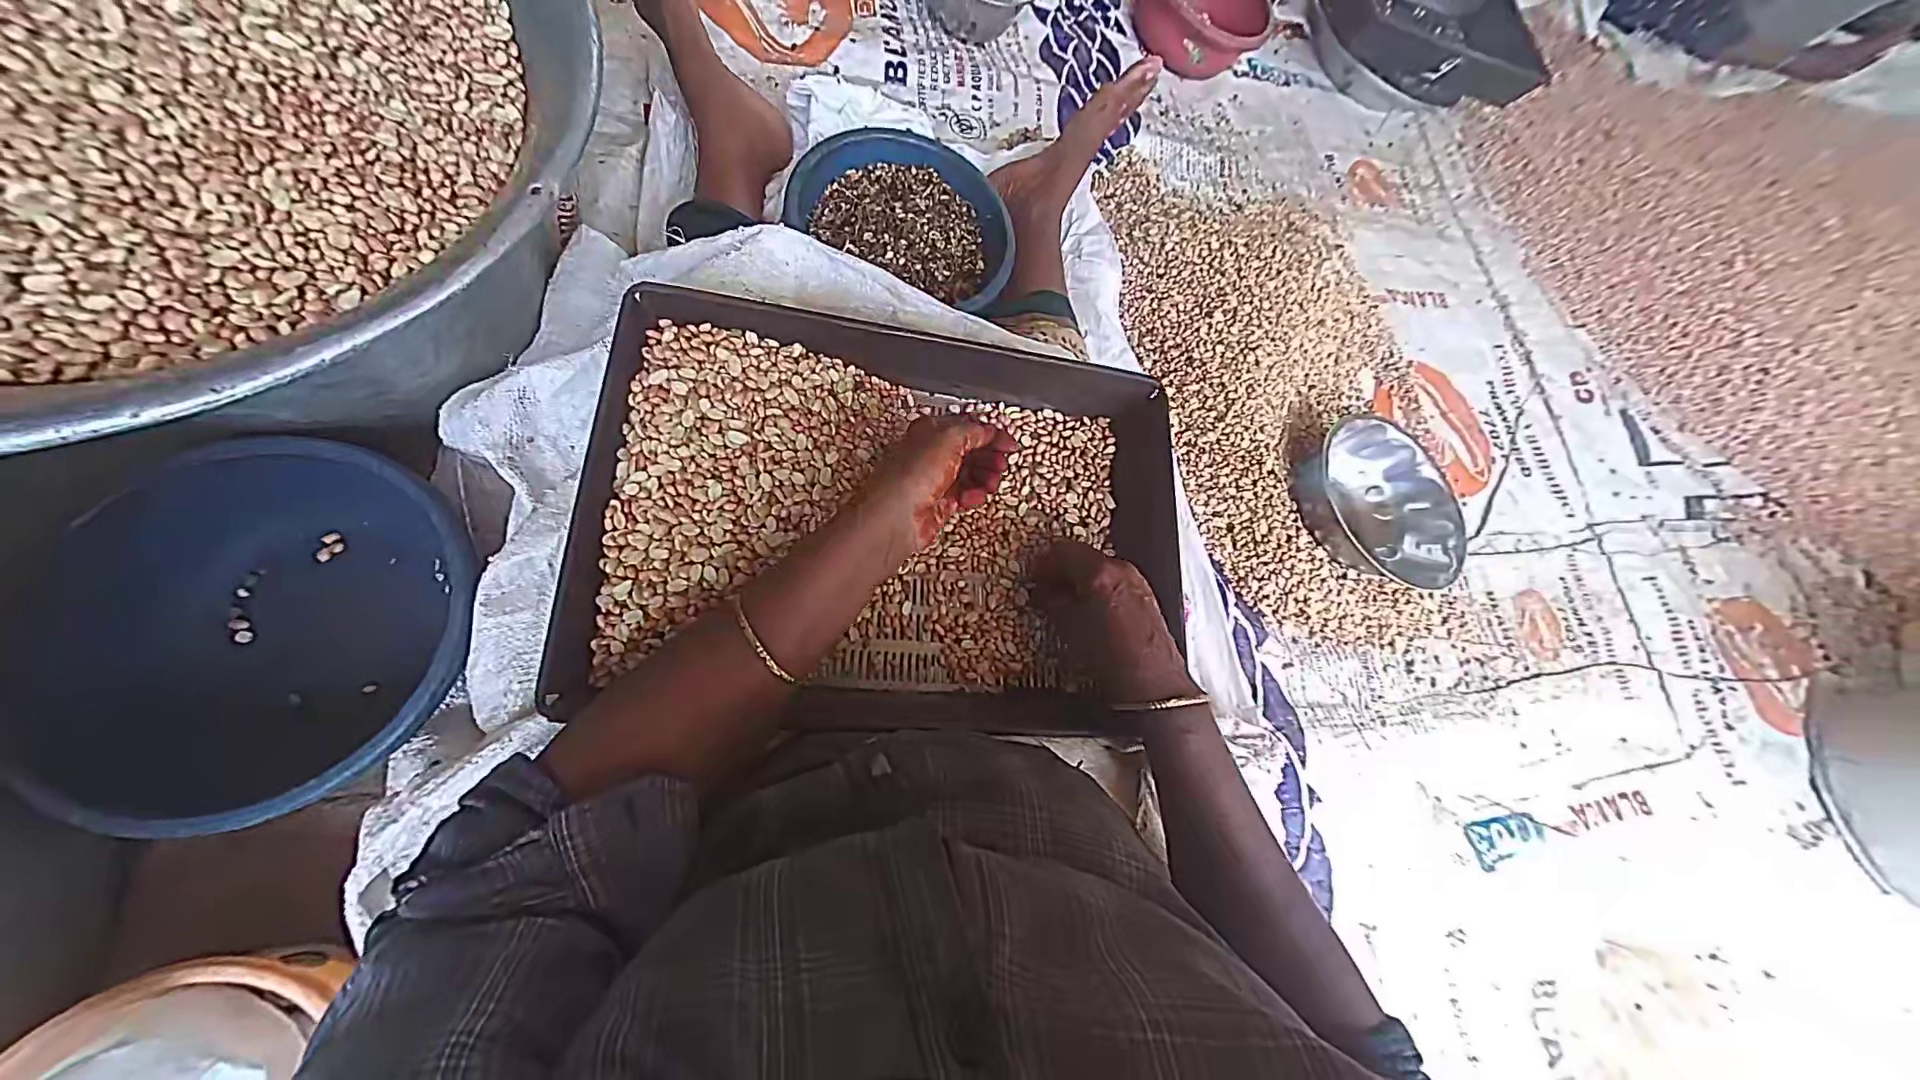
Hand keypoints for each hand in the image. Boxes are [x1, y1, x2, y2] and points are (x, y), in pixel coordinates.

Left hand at [859, 414, 1014, 553]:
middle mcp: (932, 453)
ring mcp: (936, 479)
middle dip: (990, 457)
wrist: (897, 515)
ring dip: (986, 477)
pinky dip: (974, 495)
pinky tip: (972, 497)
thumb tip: (989, 430)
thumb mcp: (950, 438)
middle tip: (1001, 464)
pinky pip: (965, 494)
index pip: (968, 427)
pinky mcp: (940, 502)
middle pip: (972, 451)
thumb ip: (974, 430)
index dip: (991, 434)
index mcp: (931, 430)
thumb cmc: (911, 475)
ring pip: (971, 474)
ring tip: (991, 483)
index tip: (1009, 443)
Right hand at [1030, 540, 1199, 705]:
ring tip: (1063, 599)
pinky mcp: (1145, 597)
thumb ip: (1051, 601)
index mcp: (1100, 573)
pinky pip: (1114, 582)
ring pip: (1099, 568)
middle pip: (1083, 556)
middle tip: (1044, 585)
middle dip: (1061, 569)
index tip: (1033, 573)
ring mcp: (1137, 582)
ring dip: (1079, 578)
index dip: (1043, 562)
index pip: (1063, 551)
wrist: (1151, 682)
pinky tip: (1087, 608)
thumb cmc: (1110, 656)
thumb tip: (1042, 591)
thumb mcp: (1069, 627)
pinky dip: (1097, 587)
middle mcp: (1121, 570)